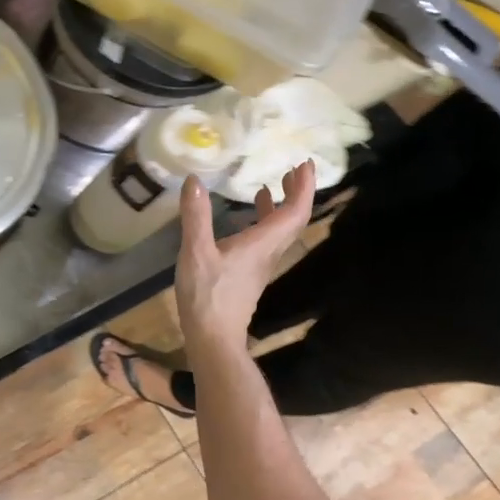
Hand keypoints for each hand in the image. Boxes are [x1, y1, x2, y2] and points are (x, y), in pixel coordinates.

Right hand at [174, 162, 315, 350]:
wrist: (214, 336)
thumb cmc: (207, 295)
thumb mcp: (196, 253)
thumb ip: (196, 216)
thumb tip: (194, 180)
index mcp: (261, 244)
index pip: (294, 211)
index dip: (304, 187)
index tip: (305, 164)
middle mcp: (267, 252)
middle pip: (293, 219)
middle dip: (296, 193)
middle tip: (294, 169)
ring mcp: (259, 264)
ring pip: (280, 230)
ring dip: (280, 206)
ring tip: (272, 186)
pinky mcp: (248, 273)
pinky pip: (266, 240)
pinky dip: (263, 221)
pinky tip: (245, 219)